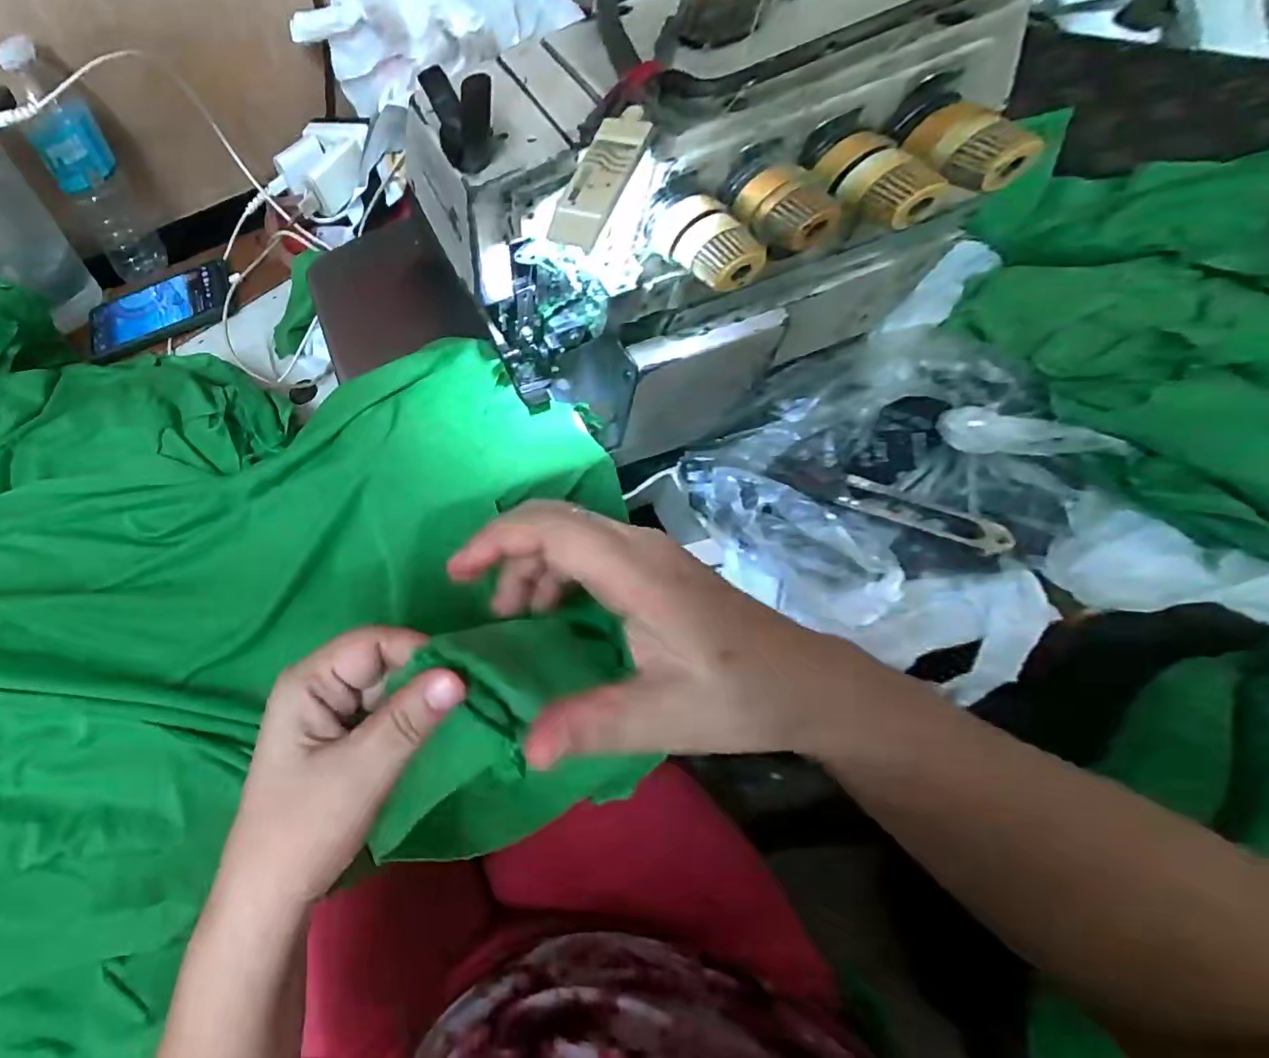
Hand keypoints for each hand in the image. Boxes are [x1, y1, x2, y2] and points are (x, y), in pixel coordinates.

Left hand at [220, 628, 465, 908]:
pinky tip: (444, 729)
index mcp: (306, 681)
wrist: (272, 894)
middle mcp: (315, 687)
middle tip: (479, 691)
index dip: (418, 650)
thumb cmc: (306, 828)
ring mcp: (327, 714)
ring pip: (384, 690)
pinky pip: (381, 716)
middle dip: (424, 673)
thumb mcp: (362, 771)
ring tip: (472, 707)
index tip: (468, 673)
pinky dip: (411, 721)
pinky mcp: (340, 740)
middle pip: (378, 662)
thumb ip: (408, 721)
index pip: (370, 643)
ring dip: (421, 698)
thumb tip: (458, 675)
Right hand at [446, 502, 926, 767]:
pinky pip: (582, 548)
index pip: (547, 528)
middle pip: (548, 518)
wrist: (812, 686)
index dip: (492, 541)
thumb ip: (591, 726)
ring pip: (564, 531)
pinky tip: (549, 613)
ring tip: (512, 617)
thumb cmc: (741, 697)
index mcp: (635, 571)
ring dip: (526, 564)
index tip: (455, 574)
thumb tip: (525, 749)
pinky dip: (550, 571)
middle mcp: (636, 546)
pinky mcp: (649, 565)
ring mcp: (645, 551)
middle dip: (501, 550)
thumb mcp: (664, 717)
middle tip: (476, 599)